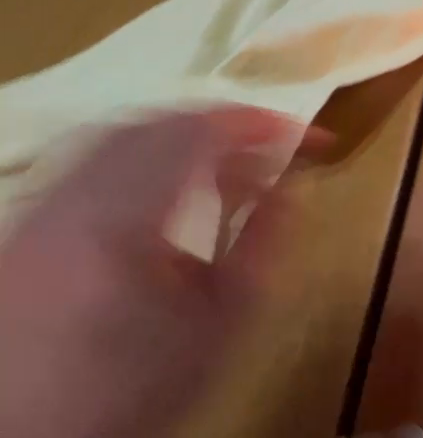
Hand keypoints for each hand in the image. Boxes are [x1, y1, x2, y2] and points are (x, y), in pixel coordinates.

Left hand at [0, 108, 319, 437]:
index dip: (263, 122)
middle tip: (272, 145)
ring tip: (227, 167)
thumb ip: (264, 241)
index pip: (197, 132)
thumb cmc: (140, 381)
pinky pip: (84, 172)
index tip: (311, 140)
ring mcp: (31, 223)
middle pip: (149, 126)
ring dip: (181, 142)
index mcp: (120, 221)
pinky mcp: (17, 240)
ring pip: (110, 144)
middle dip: (222, 125)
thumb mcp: (225, 318)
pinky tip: (169, 196)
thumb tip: (291, 186)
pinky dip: (141, 164)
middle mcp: (64, 208)